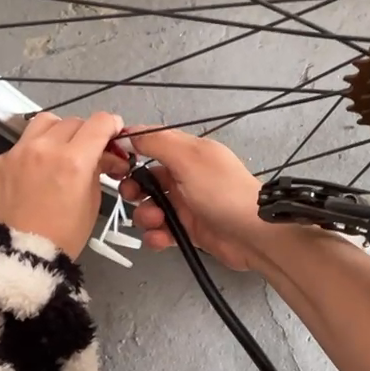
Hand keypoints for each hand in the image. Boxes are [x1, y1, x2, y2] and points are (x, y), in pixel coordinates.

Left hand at [0, 112, 126, 258]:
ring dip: (58, 132)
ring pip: (44, 123)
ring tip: (61, 152)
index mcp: (74, 161)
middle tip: (88, 151)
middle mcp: (44, 149)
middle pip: (73, 121)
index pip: (99, 123)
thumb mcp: (91, 203)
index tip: (113, 132)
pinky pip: (21, 144)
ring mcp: (17, 153)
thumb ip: (97, 170)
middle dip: (85, 133)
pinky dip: (33, 151)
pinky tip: (35, 172)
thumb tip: (104, 155)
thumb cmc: (60, 239)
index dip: (111, 125)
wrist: (18, 258)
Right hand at [118, 128, 280, 270]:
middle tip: (133, 196)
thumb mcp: (189, 159)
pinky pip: (161, 231)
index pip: (154, 144)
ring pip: (151, 207)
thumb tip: (129, 131)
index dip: (133, 150)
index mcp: (190, 153)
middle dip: (134, 189)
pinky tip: (162, 238)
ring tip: (157, 222)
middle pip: (147, 179)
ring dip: (145, 216)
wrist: (253, 236)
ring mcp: (187, 204)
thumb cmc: (226, 194)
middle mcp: (187, 177)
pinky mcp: (188, 230)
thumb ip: (157, 143)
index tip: (116, 160)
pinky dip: (156, 236)